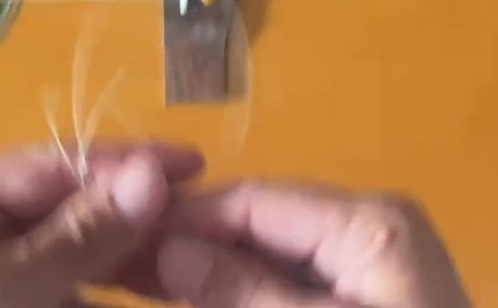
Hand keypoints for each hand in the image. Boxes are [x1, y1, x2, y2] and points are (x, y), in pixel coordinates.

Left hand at [0, 143, 203, 307]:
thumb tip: (153, 172)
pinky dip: (91, 290)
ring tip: (181, 262)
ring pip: (66, 255)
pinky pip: (53, 289)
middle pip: (64, 207)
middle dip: (129, 218)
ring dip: (122, 262)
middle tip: (203, 222)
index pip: (53, 162)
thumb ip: (77, 236)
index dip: (124, 162)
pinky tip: (143, 287)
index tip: (193, 161)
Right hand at [155, 181, 470, 307]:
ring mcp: (371, 261)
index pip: (259, 199)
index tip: (127, 233)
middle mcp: (369, 225)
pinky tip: (203, 298)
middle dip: (196, 246)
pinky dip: (249, 296)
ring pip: (273, 257)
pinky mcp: (368, 292)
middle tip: (126, 261)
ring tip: (146, 280)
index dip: (190, 215)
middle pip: (263, 225)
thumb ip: (245, 296)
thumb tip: (168, 251)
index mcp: (368, 222)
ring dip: (216, 274)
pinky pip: (295, 283)